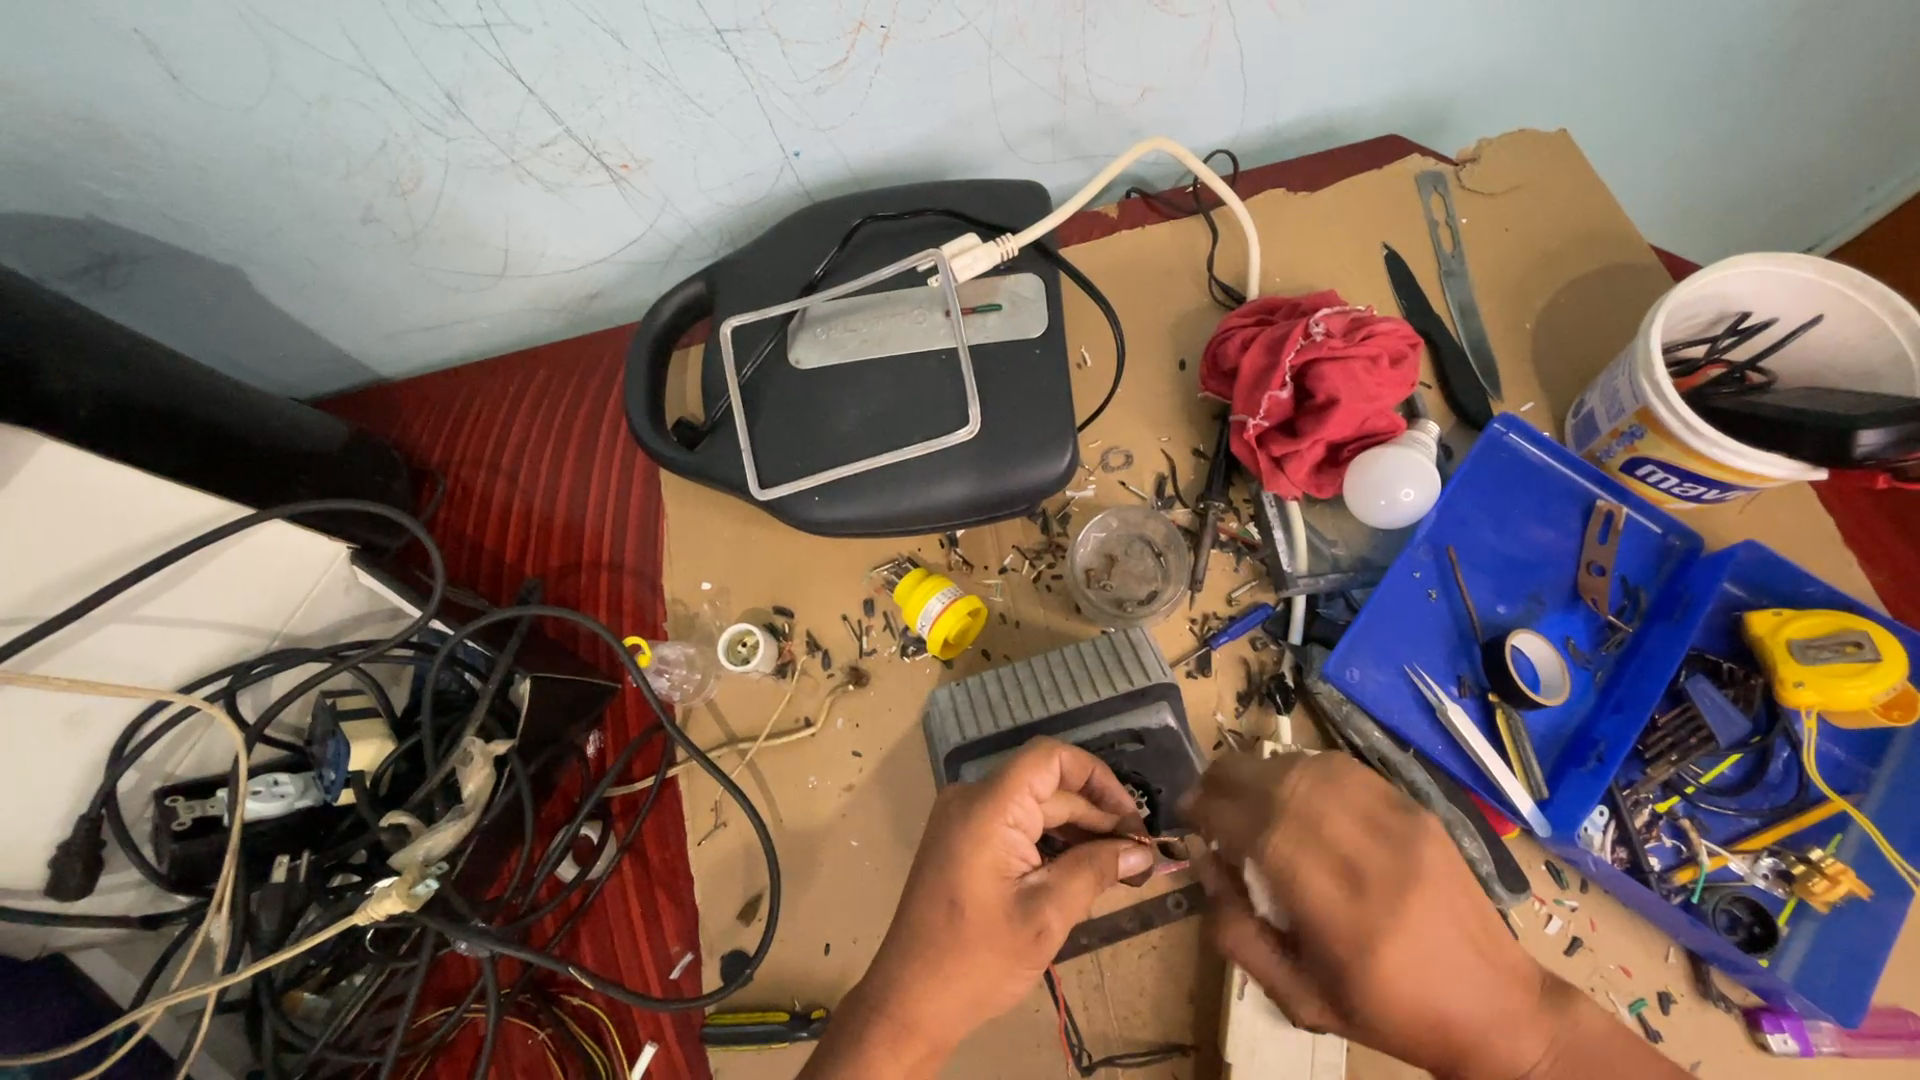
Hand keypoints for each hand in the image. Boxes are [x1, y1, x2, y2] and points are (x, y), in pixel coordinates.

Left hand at [801, 737, 1154, 1076]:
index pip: (1050, 758)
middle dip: (1096, 814)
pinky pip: (1016, 825)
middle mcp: (973, 799)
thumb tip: (1142, 851)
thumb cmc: (977, 960)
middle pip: (1047, 786)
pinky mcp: (964, 841)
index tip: (1131, 818)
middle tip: (1140, 855)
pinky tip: (1084, 870)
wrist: (911, 1000)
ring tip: (1121, 866)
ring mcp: (965, 819)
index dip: (1097, 777)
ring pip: (1034, 806)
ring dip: (1077, 831)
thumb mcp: (1046, 915)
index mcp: (988, 806)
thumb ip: (1095, 871)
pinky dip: (1051, 842)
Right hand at [1185, 751, 1561, 1079]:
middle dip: (1224, 779)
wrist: (1497, 1008)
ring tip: (1238, 788)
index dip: (1209, 811)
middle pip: (1279, 784)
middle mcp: (1369, 855)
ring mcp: (1399, 823)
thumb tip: (1204, 862)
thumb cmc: (1388, 1011)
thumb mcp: (1299, 998)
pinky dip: (1300, 767)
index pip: (1256, 829)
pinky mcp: (1415, 809)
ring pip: (1306, 767)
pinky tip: (1287, 786)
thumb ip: (1237, 932)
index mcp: (1340, 912)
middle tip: (1203, 795)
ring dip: (1258, 769)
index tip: (1187, 815)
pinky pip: (1341, 768)